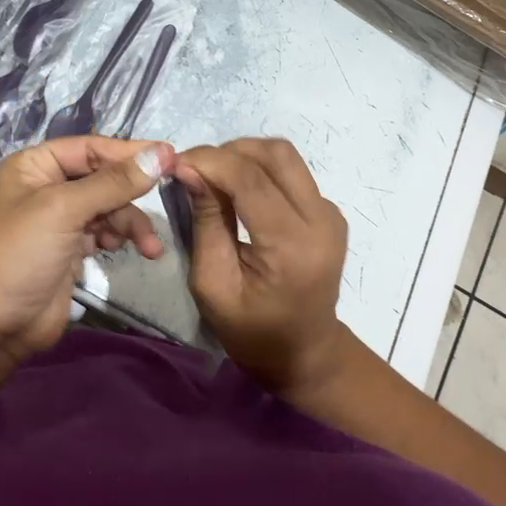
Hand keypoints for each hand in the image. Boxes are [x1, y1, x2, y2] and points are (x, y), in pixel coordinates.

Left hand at [0, 136, 171, 360]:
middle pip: (102, 177)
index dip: (129, 152)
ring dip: (130, 223)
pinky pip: (103, 233)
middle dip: (130, 194)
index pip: (89, 148)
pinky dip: (119, 239)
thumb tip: (162, 153)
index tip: (172, 158)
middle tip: (165, 202)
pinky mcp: (68, 251)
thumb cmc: (18, 255)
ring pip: (107, 207)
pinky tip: (129, 251)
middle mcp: (44, 187)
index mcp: (33, 166)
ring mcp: (56, 220)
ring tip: (148, 247)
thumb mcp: (64, 210)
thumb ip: (114, 182)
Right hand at [177, 138, 355, 397]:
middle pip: (274, 154)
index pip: (249, 179)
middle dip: (227, 152)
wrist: (303, 352)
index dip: (209, 161)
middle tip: (195, 171)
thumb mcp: (212, 283)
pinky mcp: (328, 211)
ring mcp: (329, 213)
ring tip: (213, 178)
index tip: (175, 164)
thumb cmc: (250, 329)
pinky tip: (236, 193)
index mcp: (291, 247)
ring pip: (283, 156)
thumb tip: (187, 168)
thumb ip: (205, 221)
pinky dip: (257, 170)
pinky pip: (290, 172)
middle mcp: (320, 221)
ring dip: (243, 156)